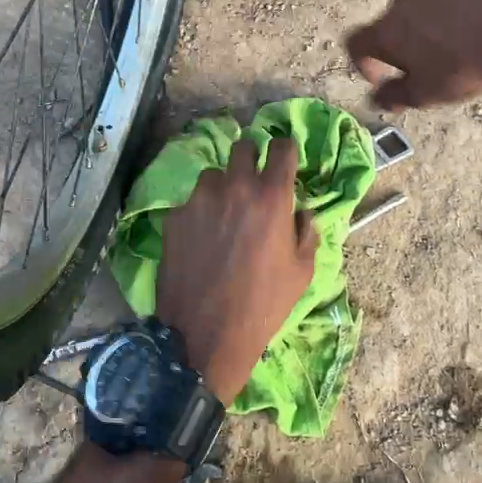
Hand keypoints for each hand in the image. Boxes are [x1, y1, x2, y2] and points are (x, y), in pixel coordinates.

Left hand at [154, 135, 317, 403]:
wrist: (205, 336)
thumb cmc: (263, 305)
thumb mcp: (302, 272)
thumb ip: (306, 233)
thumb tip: (301, 213)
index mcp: (272, 196)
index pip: (282, 147)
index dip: (285, 151)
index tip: (284, 160)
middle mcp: (236, 187)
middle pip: (243, 146)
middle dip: (250, 159)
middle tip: (252, 182)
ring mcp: (200, 199)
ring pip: (213, 175)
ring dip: (222, 187)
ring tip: (223, 215)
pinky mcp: (175, 215)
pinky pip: (191, 203)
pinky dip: (198, 213)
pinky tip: (200, 240)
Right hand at [344, 0, 481, 109]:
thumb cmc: (459, 65)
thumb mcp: (426, 93)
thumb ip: (396, 97)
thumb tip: (378, 100)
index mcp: (386, 31)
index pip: (355, 43)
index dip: (362, 64)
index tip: (380, 80)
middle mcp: (403, 4)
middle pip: (389, 26)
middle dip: (399, 49)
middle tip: (420, 71)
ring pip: (419, 13)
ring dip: (427, 33)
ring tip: (452, 55)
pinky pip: (448, 5)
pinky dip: (453, 20)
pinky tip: (475, 38)